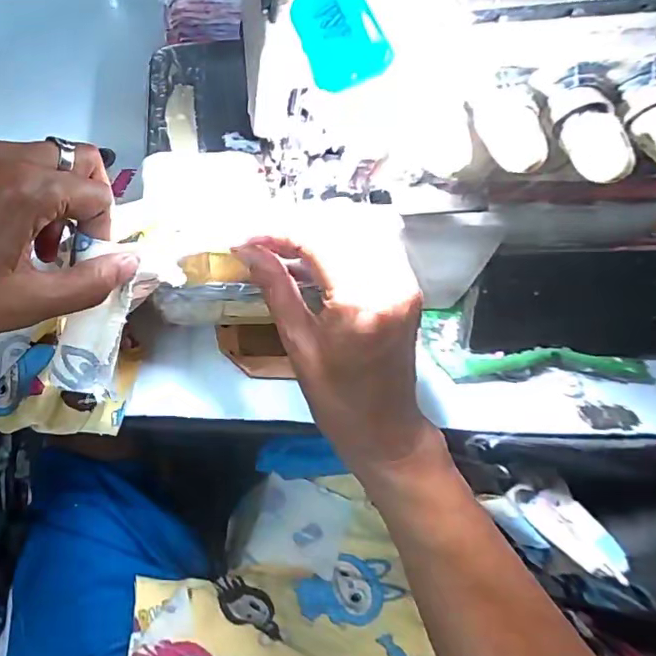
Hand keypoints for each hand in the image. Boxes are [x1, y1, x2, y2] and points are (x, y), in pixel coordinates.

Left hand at [0, 139, 136, 381]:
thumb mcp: (24, 303)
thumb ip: (89, 282)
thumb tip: (133, 262)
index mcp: (28, 184)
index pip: (97, 190)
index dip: (102, 230)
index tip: (81, 265)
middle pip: (65, 162)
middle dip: (73, 205)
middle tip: (50, 254)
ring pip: (22, 162)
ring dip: (37, 198)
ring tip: (11, 251)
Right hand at [232, 204, 436, 468]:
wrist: (385, 427)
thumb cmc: (334, 396)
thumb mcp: (296, 342)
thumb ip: (276, 288)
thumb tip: (248, 251)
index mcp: (359, 302)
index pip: (317, 242)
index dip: (278, 234)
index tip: (248, 240)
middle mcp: (390, 284)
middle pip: (341, 228)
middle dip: (297, 228)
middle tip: (263, 243)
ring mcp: (404, 283)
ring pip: (359, 231)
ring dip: (320, 233)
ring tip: (284, 249)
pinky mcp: (407, 287)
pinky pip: (373, 247)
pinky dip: (340, 245)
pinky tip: (313, 261)